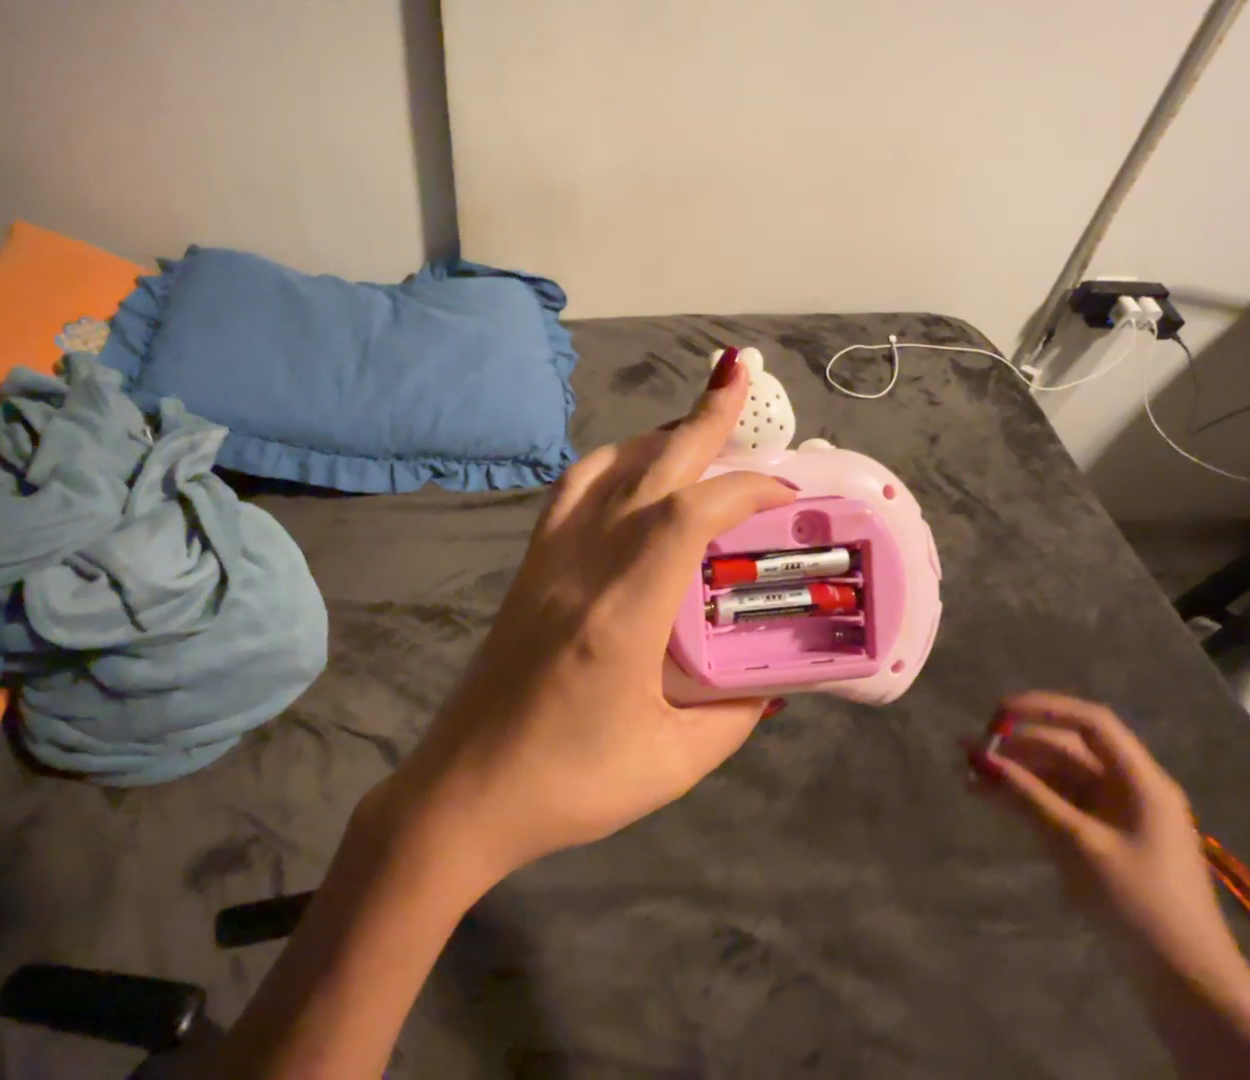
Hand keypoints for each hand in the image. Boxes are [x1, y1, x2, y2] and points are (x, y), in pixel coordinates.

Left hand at [362, 351, 797, 884]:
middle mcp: (578, 571)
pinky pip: (567, 499)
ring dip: (650, 441)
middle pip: (645, 472)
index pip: (688, 515)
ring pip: (598, 473)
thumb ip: (732, 718)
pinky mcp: (524, 578)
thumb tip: (770, 686)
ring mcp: (543, 568)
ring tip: (693, 431)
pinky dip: (607, 469)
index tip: (786, 490)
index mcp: (620, 613)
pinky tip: (629, 480)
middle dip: (700, 421)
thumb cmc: (568, 786)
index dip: (744, 487)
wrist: (463, 792)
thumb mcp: (671, 763)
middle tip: (740, 378)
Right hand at [967, 691, 1238, 974]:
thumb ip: (1029, 797)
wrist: (1180, 974)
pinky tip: (988, 796)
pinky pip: (1056, 803)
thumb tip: (980, 756)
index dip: (1043, 709)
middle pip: (1069, 748)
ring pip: (1057, 776)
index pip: (1091, 724)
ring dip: (1015, 771)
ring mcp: (1114, 815)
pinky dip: (1023, 796)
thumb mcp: (1078, 843)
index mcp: (1141, 782)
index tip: (995, 712)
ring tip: (968, 774)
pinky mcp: (1099, 838)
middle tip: (970, 748)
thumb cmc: (1138, 900)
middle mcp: (1129, 789)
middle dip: (1018, 744)